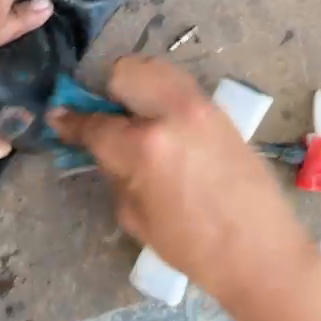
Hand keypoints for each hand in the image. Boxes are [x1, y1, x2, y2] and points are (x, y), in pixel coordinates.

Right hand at [49, 55, 316, 305]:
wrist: (262, 252)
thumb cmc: (194, 250)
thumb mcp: (137, 217)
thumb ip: (116, 172)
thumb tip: (103, 148)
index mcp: (145, 146)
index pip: (95, 123)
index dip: (70, 122)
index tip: (57, 118)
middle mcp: (171, 113)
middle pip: (125, 72)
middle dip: (108, 92)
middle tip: (107, 119)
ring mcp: (200, 105)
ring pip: (155, 68)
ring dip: (137, 86)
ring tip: (136, 117)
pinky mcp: (219, 110)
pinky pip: (180, 85)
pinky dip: (164, 94)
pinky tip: (165, 125)